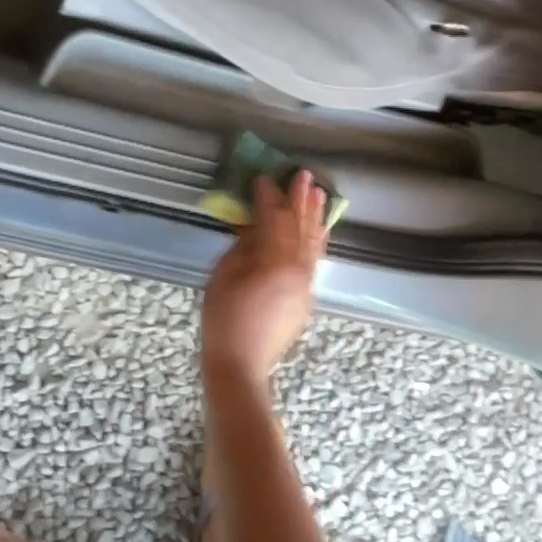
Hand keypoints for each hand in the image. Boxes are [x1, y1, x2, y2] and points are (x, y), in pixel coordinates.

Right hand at [200, 170, 330, 386]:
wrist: (241, 366)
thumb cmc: (224, 319)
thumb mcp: (225, 274)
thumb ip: (244, 245)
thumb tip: (256, 226)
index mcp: (276, 261)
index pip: (275, 218)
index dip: (269, 196)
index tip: (263, 178)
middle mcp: (299, 269)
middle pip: (301, 226)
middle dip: (301, 199)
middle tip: (304, 174)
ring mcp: (307, 284)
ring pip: (313, 242)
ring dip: (315, 215)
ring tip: (318, 193)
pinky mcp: (307, 297)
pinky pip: (315, 258)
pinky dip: (316, 238)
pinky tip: (316, 229)